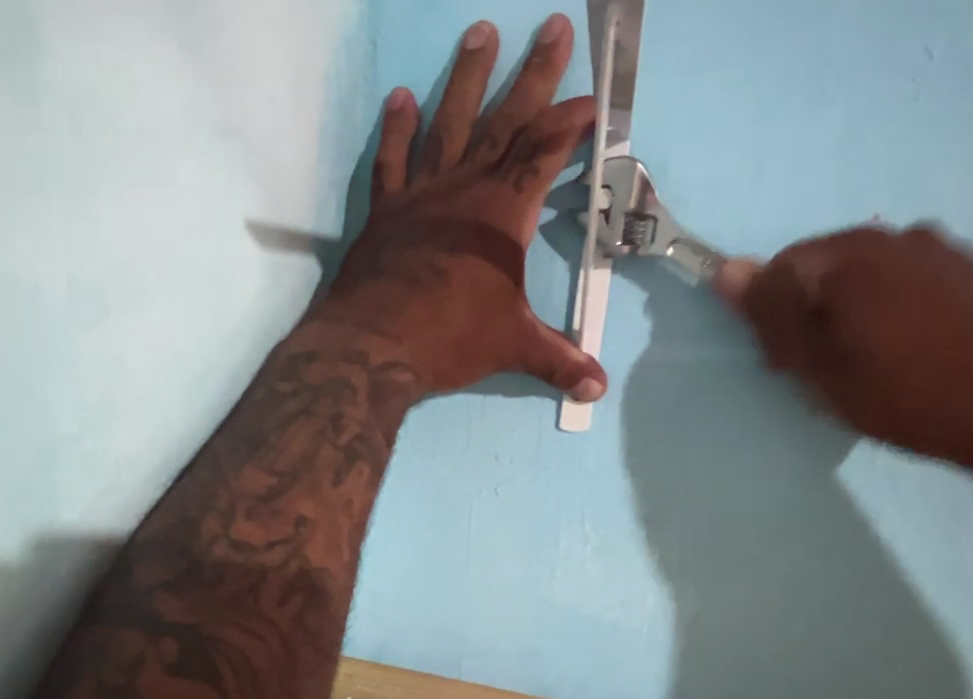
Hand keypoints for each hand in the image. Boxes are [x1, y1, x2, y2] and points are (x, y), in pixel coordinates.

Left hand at [315, 15, 607, 402]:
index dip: (573, 124)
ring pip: (448, 123)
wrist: (374, 344)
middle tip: (554, 26)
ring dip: (466, 78)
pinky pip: (392, 160)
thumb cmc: (451, 338)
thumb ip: (557, 360)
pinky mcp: (385, 211)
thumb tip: (598, 388)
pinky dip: (396, 129)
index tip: (596, 101)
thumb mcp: (513, 346)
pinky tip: (400, 97)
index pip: (546, 153)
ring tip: (480, 30)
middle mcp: (464, 190)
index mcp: (503, 214)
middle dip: (534, 74)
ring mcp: (420, 195)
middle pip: (506, 120)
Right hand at [719, 225, 972, 460]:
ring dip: (857, 312)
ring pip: (870, 278)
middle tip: (826, 369)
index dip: (772, 317)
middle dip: (814, 312)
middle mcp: (894, 236)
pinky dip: (899, 312)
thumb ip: (770, 313)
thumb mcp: (816, 364)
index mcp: (847, 254)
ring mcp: (942, 250)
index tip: (789, 362)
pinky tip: (915, 354)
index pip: (778, 270)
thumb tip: (727, 270)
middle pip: (824, 270)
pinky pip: (912, 286)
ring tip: (874, 364)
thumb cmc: (899, 391)